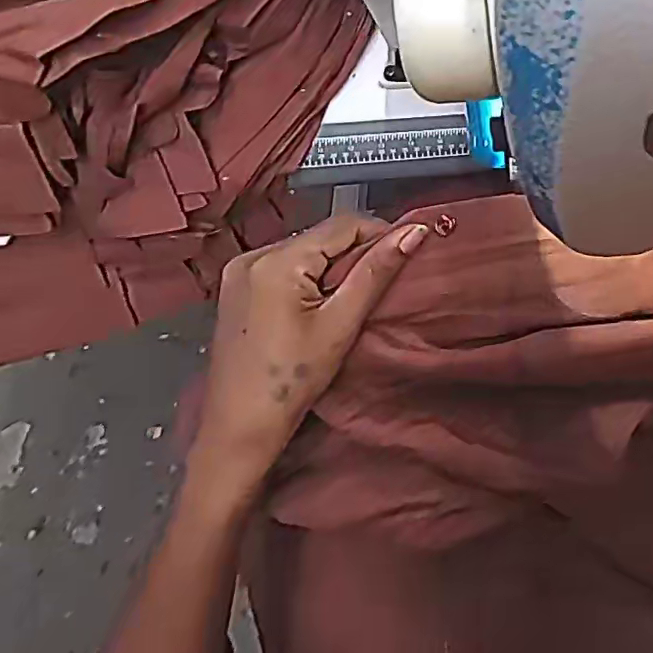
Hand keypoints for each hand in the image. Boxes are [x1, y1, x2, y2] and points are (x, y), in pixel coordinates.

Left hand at [196, 214, 428, 464]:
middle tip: (383, 280)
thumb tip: (415, 232)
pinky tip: (323, 302)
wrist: (238, 429)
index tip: (405, 255)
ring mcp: (240, 270)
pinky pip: (286, 264)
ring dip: (335, 263)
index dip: (380, 233)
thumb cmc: (292, 380)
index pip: (343, 224)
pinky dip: (311, 274)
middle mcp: (253, 254)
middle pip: (323, 235)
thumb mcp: (341, 323)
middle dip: (357, 251)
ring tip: (355, 295)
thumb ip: (376, 271)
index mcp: (277, 260)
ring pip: (306, 248)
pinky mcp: (237, 285)